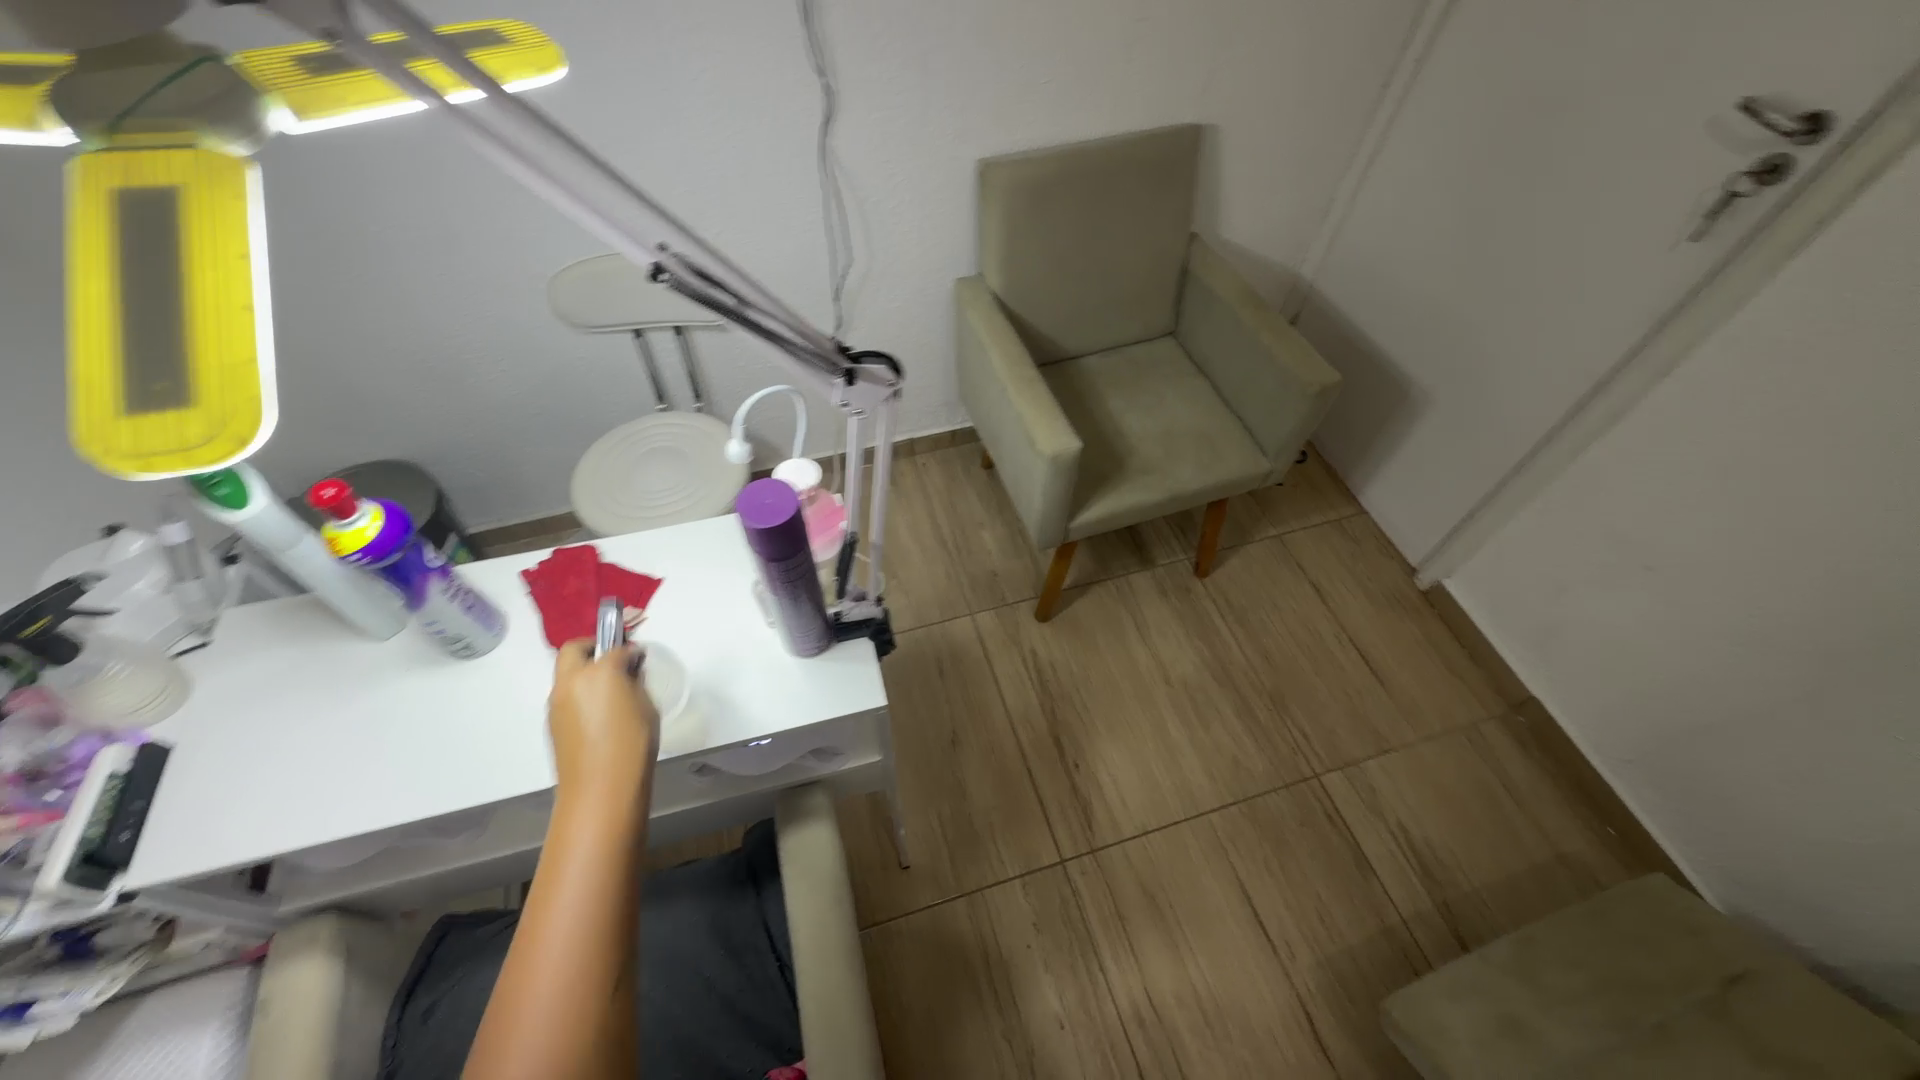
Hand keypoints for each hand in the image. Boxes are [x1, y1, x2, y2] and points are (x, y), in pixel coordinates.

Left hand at [547, 640, 660, 799]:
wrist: (599, 789)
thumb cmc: (632, 745)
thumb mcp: (646, 708)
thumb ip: (635, 683)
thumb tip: (630, 672)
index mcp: (599, 672)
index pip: (615, 649)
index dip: (629, 650)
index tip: (639, 657)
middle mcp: (571, 681)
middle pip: (574, 649)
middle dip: (592, 647)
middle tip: (613, 659)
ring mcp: (556, 702)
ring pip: (565, 673)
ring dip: (583, 672)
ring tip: (607, 692)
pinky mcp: (551, 722)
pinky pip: (564, 696)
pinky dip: (578, 694)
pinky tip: (597, 714)